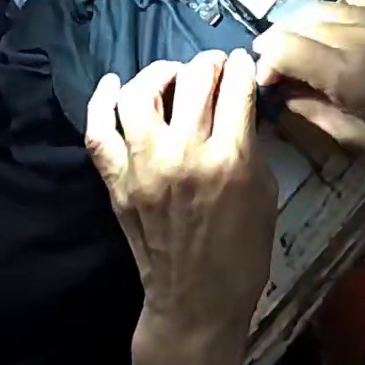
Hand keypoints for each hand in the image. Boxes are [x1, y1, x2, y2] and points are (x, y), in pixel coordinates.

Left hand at [86, 50, 276, 348]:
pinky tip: (112, 82)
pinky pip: (99, 131)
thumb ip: (251, 143)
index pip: (236, 89)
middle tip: (215, 65)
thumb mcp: (265, 192)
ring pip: (141, 94)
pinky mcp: (117, 180)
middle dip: (210, 63)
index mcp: (229, 160)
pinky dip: (100, 101)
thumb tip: (239, 101)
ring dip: (160, 72)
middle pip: (193, 81)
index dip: (242, 67)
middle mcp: (184, 154)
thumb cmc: (242, 250)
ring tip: (172, 73)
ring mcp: (144, 165)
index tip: (242, 61)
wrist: (196, 302)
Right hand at [252, 0, 364, 173]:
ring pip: (315, 8)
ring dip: (294, 25)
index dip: (266, 64)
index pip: (284, 49)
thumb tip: (277, 90)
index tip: (268, 83)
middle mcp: (356, 36)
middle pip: (294, 26)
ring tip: (290, 47)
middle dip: (276, 47)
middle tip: (276, 71)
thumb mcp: (353, 137)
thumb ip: (309, 109)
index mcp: (347, 73)